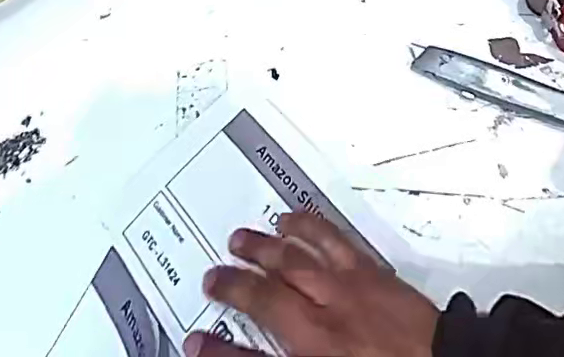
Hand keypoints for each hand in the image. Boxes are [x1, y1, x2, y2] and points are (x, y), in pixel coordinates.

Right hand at [185, 211, 437, 356]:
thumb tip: (269, 352)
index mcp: (316, 353)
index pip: (251, 356)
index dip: (219, 350)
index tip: (196, 341)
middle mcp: (326, 318)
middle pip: (267, 293)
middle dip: (235, 283)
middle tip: (213, 275)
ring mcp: (348, 288)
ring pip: (294, 258)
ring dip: (264, 246)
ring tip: (242, 238)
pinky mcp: (368, 269)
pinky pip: (330, 239)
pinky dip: (307, 226)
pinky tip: (294, 220)